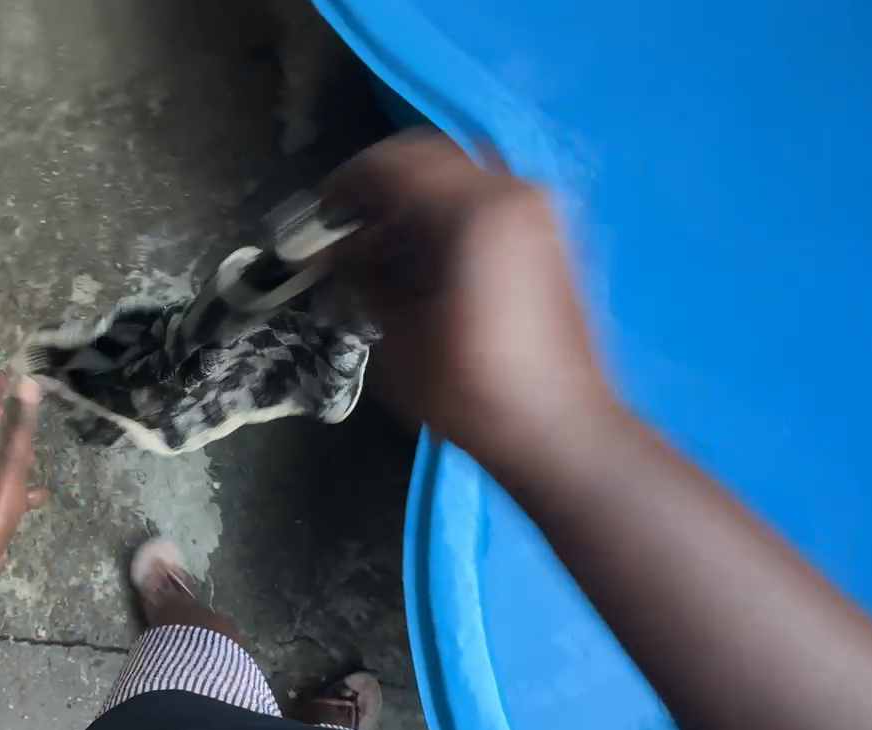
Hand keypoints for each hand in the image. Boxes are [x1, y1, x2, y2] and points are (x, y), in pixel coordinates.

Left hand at [0, 372, 48, 577]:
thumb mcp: (10, 464)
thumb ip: (20, 426)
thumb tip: (26, 384)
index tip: (6, 373)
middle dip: (3, 417)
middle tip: (19, 405)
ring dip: (15, 452)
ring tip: (35, 450)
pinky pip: (6, 490)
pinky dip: (22, 487)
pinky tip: (39, 495)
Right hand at [324, 133, 619, 471]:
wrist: (555, 427)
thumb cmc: (466, 390)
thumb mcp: (397, 336)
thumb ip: (363, 279)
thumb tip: (334, 255)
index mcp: (473, 212)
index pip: (394, 166)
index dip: (345, 186)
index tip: (316, 216)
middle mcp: (513, 194)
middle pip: (430, 161)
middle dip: (378, 191)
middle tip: (343, 230)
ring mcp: (538, 213)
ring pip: (459, 180)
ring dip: (411, 205)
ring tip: (376, 253)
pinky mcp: (548, 238)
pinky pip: (485, 204)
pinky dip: (444, 219)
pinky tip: (418, 265)